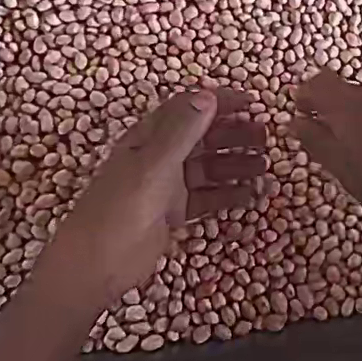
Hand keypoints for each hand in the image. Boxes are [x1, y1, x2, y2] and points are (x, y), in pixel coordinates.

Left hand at [38, 88, 266, 312]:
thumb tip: (208, 96)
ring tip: (264, 167)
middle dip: (234, 134)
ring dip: (235, 164)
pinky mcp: (173, 212)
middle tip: (266, 138)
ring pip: (208, 168)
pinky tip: (251, 195)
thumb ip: (180, 132)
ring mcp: (167, 185)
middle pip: (203, 137)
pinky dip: (228, 194)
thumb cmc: (120, 209)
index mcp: (149, 137)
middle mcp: (159, 156)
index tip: (252, 103)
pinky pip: (207, 197)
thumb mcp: (152, 166)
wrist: (95, 265)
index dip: (219, 102)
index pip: (188, 108)